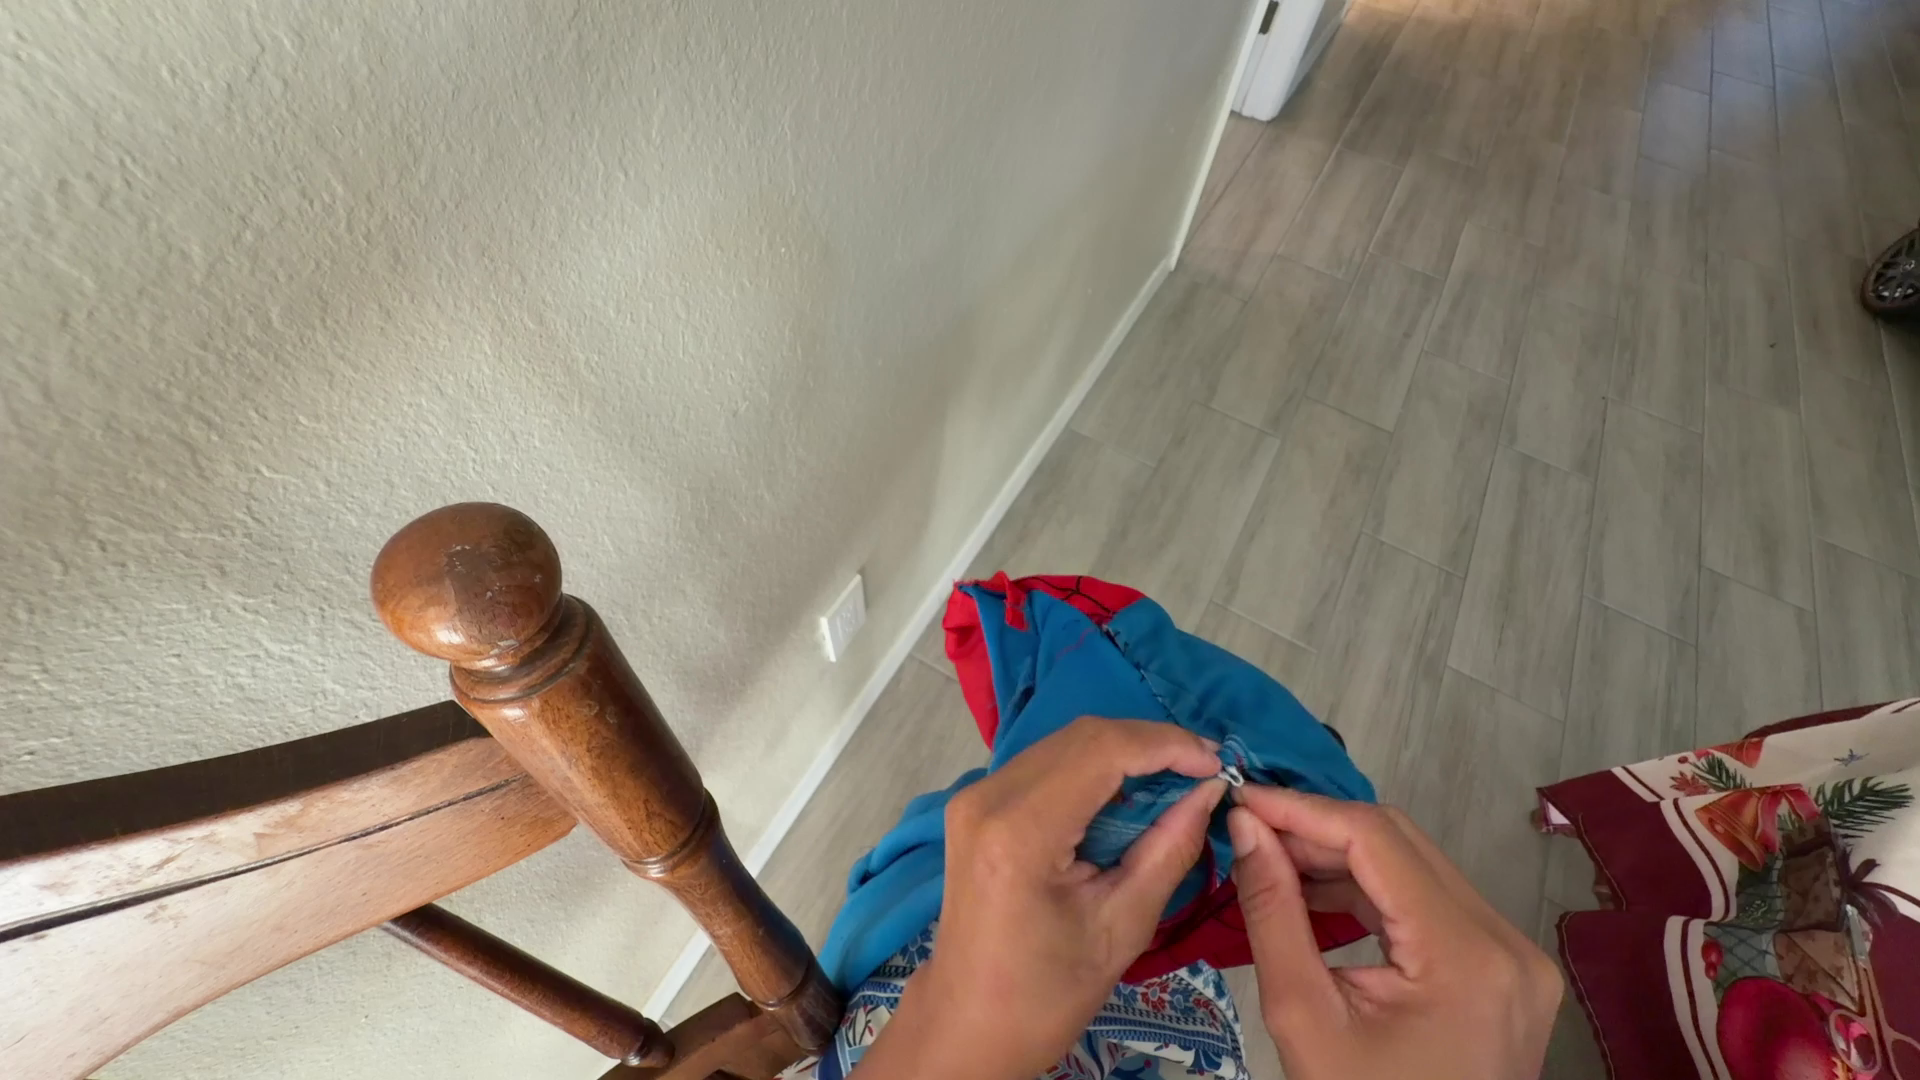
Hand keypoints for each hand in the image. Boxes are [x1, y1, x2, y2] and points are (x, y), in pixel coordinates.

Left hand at [859, 717, 1226, 1079]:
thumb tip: (1209, 789)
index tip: (1216, 759)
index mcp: (1020, 831)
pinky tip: (1128, 788)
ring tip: (1175, 776)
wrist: (969, 1020)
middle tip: (1202, 767)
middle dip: (1148, 743)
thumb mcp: (1123, 927)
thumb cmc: (1048, 991)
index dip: (1164, 743)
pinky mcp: (976, 800)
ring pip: (1063, 742)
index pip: (1100, 750)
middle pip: (1081, 737)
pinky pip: (1045, 762)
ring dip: (1122, 750)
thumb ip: (1169, 848)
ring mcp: (975, 793)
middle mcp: (989, 796)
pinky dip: (1092, 765)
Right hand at [1227, 786, 1561, 1079]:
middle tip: (1249, 827)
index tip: (1239, 796)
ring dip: (1335, 851)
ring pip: (1408, 861)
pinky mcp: (1499, 963)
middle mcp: (1505, 940)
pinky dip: (1362, 884)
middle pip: (1397, 841)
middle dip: (1315, 826)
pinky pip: (1421, 896)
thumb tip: (1244, 823)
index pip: (1375, 838)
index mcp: (1466, 956)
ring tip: (1270, 855)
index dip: (1301, 808)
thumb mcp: (1302, 1014)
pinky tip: (1310, 888)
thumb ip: (1271, 908)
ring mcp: (1511, 952)